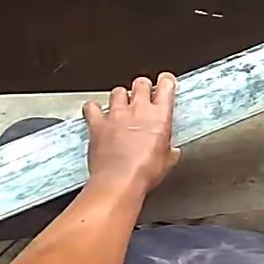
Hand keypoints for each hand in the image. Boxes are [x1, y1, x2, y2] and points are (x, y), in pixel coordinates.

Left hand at [83, 74, 180, 194]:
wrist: (119, 182)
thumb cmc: (144, 172)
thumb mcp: (167, 162)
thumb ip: (169, 151)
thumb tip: (171, 152)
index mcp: (159, 116)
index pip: (166, 85)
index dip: (166, 81)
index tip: (165, 83)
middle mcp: (138, 109)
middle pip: (140, 83)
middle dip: (142, 87)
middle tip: (143, 96)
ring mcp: (116, 114)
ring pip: (117, 91)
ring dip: (120, 97)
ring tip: (122, 106)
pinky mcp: (98, 123)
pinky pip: (92, 107)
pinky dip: (93, 109)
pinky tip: (96, 113)